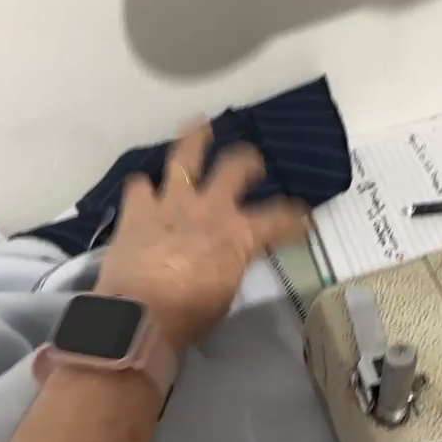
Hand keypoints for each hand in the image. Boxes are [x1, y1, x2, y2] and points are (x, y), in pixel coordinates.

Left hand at [93, 120, 308, 352]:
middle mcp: (209, 208)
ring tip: (201, 124)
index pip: (278, 219)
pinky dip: (143, 188)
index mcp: (238, 235)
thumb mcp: (223, 297)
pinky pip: (139, 186)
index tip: (304, 219)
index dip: (295, 219)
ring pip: (185, 155)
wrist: (139, 314)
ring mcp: (171, 203)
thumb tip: (226, 262)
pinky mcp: (137, 209)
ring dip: (195, 137)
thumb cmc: (188, 316)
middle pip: (235, 166)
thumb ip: (229, 269)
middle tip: (252, 162)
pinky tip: (144, 189)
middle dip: (248, 161)